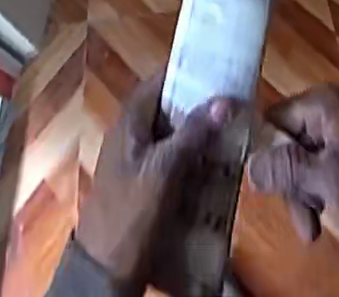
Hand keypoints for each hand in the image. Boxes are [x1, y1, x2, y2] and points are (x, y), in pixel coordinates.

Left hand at [75, 77, 236, 287]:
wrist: (104, 270)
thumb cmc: (131, 211)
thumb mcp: (165, 169)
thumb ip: (193, 133)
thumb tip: (225, 100)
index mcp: (130, 118)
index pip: (161, 79)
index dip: (189, 72)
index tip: (221, 70)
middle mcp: (131, 130)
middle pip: (170, 105)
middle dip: (199, 104)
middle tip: (234, 103)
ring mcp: (136, 156)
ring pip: (173, 131)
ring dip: (198, 132)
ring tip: (232, 129)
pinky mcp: (143, 179)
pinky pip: (172, 156)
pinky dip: (192, 155)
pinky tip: (215, 163)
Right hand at [247, 85, 338, 244]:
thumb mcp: (329, 178)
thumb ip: (287, 170)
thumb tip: (249, 167)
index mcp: (319, 103)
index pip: (273, 119)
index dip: (267, 152)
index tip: (271, 188)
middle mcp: (325, 109)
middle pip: (286, 142)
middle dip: (290, 183)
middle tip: (303, 221)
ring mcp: (338, 128)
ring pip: (302, 158)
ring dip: (303, 192)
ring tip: (314, 226)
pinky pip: (319, 164)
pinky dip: (318, 189)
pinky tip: (324, 212)